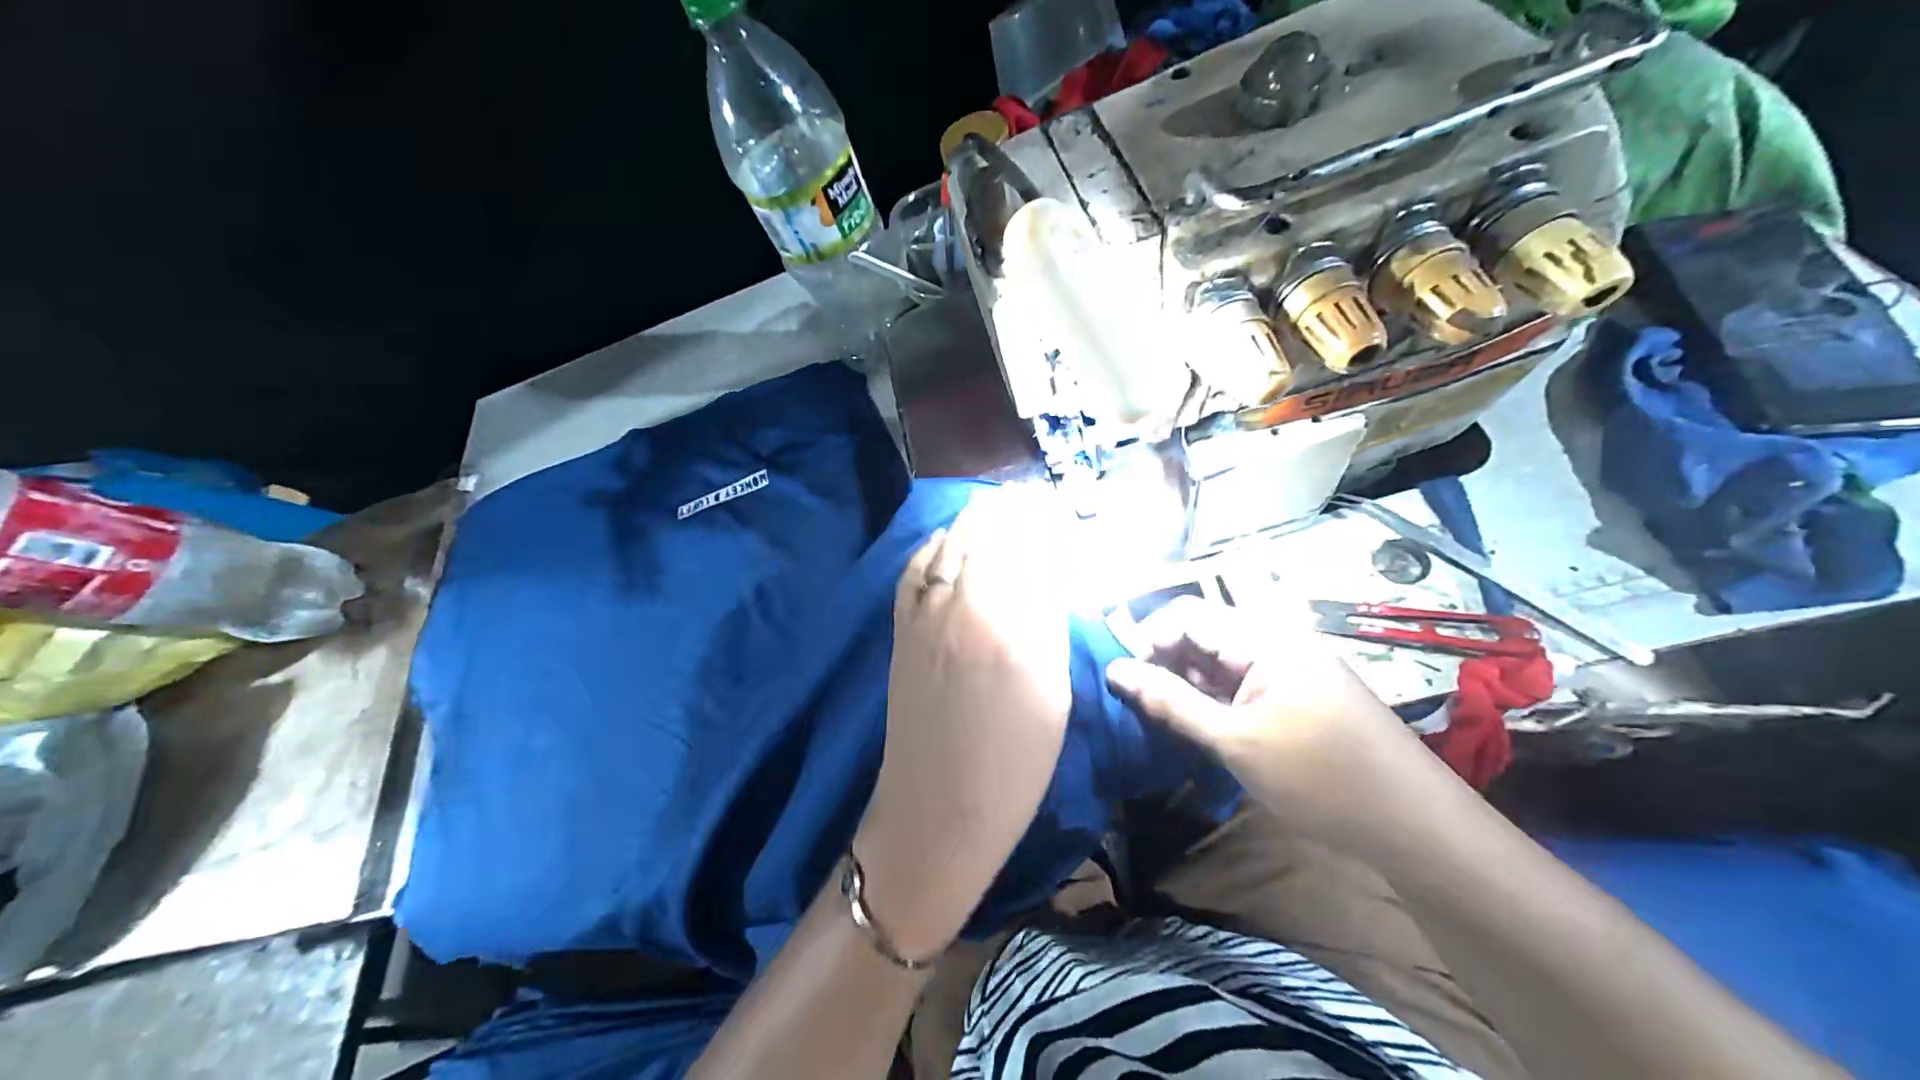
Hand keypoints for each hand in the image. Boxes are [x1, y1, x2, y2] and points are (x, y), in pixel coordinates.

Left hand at [856, 487, 1072, 956]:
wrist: (936, 808)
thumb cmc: (1013, 766)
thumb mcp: (1053, 694)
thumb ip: (1049, 626)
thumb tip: (1048, 578)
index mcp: (1011, 625)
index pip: (1031, 550)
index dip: (1044, 522)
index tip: (1056, 507)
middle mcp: (963, 605)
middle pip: (989, 536)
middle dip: (1012, 512)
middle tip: (1030, 501)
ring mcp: (925, 614)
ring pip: (951, 544)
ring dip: (975, 520)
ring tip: (996, 507)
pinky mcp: (901, 629)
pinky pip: (915, 570)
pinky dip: (933, 546)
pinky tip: (947, 540)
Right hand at [1105, 596, 1449, 845]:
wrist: (1415, 826)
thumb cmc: (1319, 778)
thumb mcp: (1233, 741)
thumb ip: (1170, 701)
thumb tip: (1114, 670)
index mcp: (1266, 638)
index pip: (1188, 614)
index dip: (1148, 640)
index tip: (1121, 679)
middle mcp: (1278, 641)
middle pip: (1203, 633)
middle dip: (1164, 662)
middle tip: (1136, 703)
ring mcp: (1291, 668)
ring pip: (1220, 660)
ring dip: (1187, 683)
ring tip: (1160, 718)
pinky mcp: (1298, 694)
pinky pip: (1241, 682)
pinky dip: (1214, 699)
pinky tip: (1196, 725)